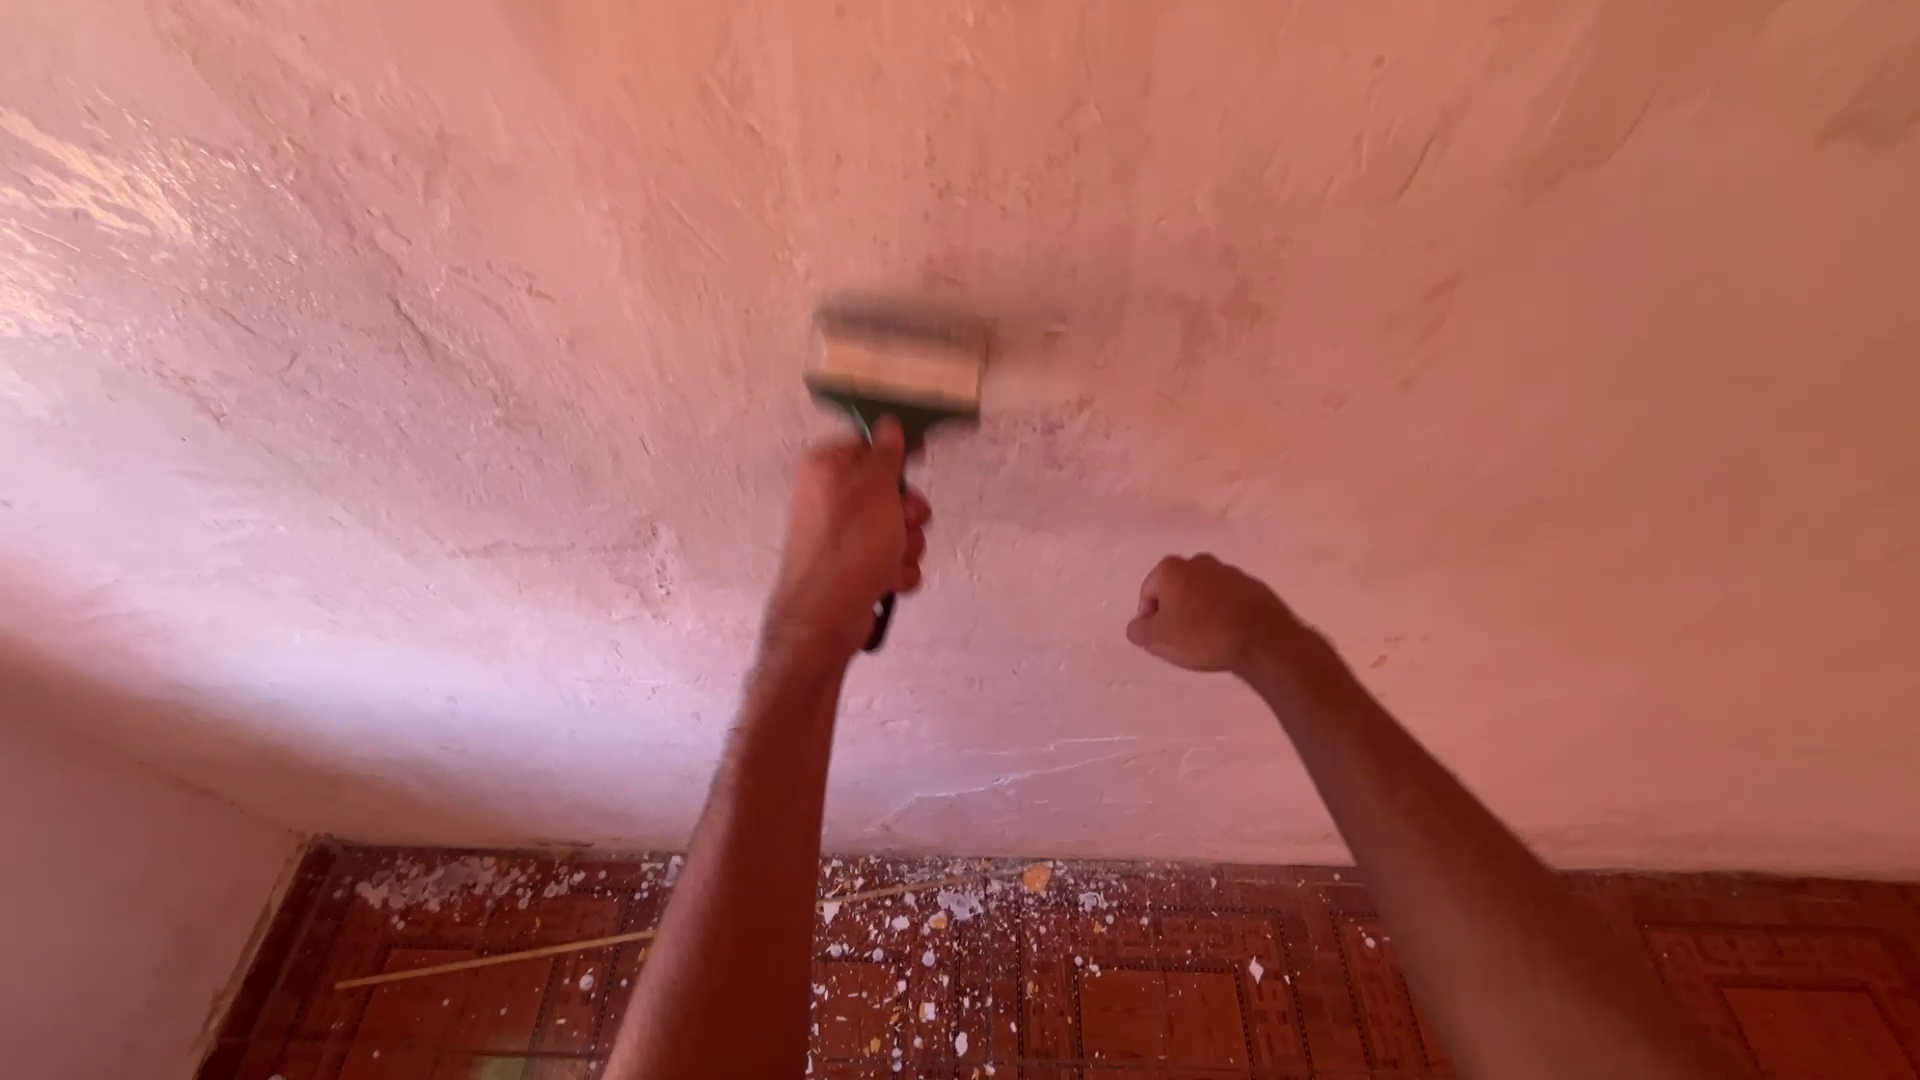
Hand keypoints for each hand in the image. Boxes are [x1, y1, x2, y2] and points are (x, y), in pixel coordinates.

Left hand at [767, 417, 930, 653]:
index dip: (897, 453)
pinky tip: (888, 580)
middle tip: (905, 522)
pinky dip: (896, 570)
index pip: (868, 444)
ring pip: (897, 528)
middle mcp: (830, 498)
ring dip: (907, 545)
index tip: (919, 457)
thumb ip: (886, 452)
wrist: (827, 616)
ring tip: (893, 559)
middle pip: (889, 490)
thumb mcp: (875, 487)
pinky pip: (891, 558)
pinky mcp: (854, 567)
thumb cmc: (849, 546)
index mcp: (825, 468)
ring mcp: (842, 536)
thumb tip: (888, 423)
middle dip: (907, 512)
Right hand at [1126, 554, 1333, 679]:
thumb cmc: (1202, 636)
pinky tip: (1228, 634)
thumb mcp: (1157, 640)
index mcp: (1171, 569)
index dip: (1150, 619)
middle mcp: (1199, 562)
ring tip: (1207, 639)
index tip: (1161, 639)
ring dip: (1200, 611)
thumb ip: (1138, 630)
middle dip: (1175, 612)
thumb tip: (1138, 626)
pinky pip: (1228, 600)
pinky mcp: (1253, 586)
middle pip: (1176, 590)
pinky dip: (1224, 613)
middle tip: (1181, 639)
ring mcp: (1230, 572)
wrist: (1263, 641)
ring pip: (1203, 593)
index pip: (1148, 593)